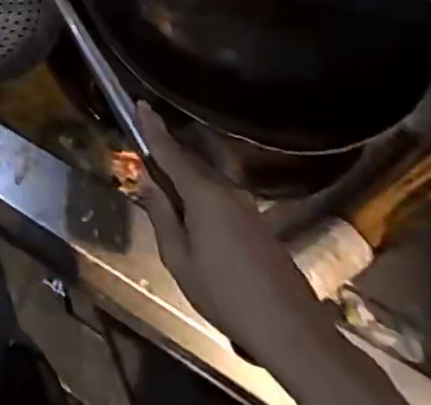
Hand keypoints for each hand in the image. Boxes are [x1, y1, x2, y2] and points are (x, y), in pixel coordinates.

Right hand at [137, 103, 405, 404]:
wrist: (289, 328)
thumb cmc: (225, 294)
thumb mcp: (178, 258)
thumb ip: (161, 214)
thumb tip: (148, 180)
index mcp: (203, 194)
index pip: (171, 152)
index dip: (152, 127)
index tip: (141, 103)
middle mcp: (226, 190)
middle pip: (188, 163)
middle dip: (166, 156)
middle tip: (143, 159)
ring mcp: (245, 205)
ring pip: (205, 180)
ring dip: (183, 179)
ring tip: (164, 194)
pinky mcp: (256, 222)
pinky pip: (219, 195)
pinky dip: (200, 195)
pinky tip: (193, 218)